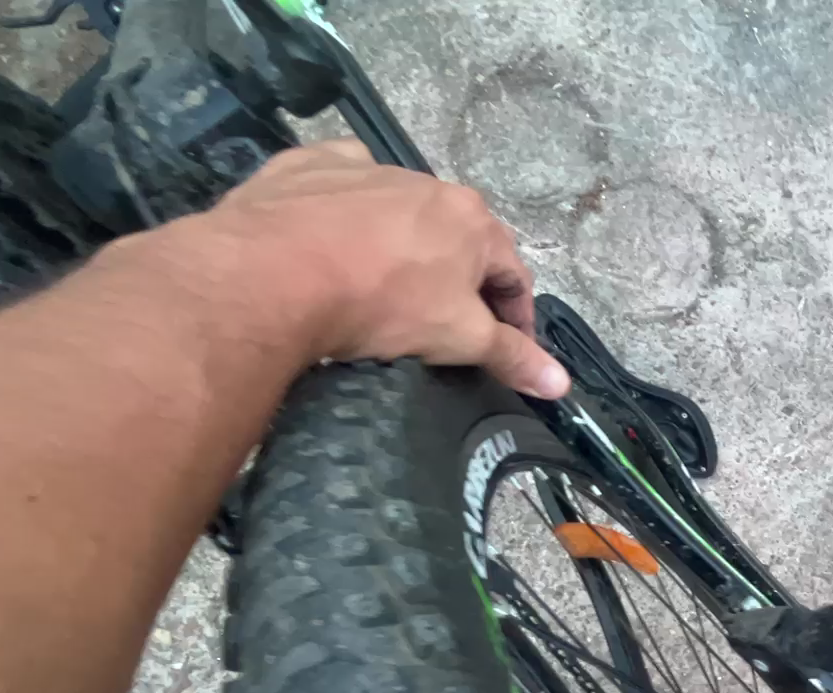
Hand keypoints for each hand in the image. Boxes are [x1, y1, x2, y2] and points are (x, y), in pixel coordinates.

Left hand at [163, 139, 568, 397]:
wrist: (270, 274)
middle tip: (449, 324)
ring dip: (412, 248)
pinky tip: (341, 238)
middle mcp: (429, 184)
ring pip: (406, 214)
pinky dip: (352, 210)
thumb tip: (562, 387)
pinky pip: (345, 186)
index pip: (515, 277)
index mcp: (474, 222)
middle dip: (466, 282)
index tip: (506, 351)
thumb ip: (515, 358)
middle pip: (463, 243)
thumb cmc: (384, 305)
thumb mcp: (462, 339)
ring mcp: (367, 169)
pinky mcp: (309, 166)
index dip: (517, 320)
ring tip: (390, 288)